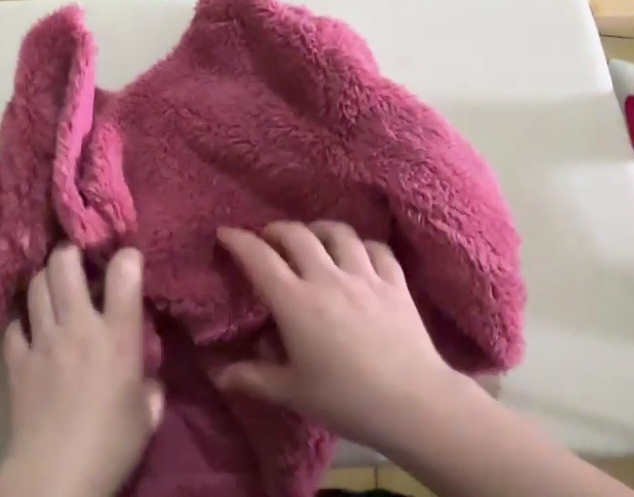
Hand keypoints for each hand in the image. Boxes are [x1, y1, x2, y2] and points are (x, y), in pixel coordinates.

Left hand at [0, 246, 163, 496]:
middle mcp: (78, 326)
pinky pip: (14, 325)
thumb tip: (147, 379)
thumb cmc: (111, 447)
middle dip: (71, 251)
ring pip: (36, 284)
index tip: (129, 258)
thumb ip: (150, 388)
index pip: (124, 273)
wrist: (55, 475)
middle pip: (65, 263)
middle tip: (78, 258)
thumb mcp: (146, 418)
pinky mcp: (16, 360)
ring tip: (54, 284)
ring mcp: (42, 340)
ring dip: (45, 278)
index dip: (128, 257)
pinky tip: (31, 329)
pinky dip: (22, 321)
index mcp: (117, 337)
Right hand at [214, 222, 479, 455]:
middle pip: (296, 234)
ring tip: (312, 238)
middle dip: (276, 230)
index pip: (259, 257)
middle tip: (267, 239)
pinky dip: (362, 246)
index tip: (225, 232)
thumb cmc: (347, 400)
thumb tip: (218, 375)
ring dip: (318, 230)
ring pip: (338, 233)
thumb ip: (254, 378)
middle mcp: (327, 278)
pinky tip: (357, 254)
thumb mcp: (293, 393)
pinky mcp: (395, 283)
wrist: (414, 404)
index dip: (238, 240)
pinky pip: (377, 249)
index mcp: (295, 302)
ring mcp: (364, 276)